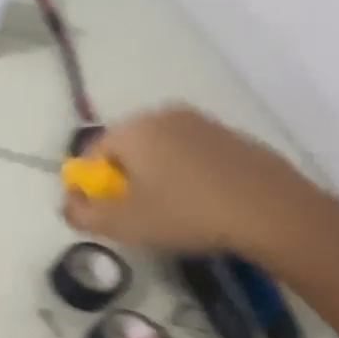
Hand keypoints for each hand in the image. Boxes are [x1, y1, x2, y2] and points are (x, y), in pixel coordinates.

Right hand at [62, 106, 326, 255]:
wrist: (269, 210)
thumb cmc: (183, 212)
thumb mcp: (119, 223)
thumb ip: (80, 213)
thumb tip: (69, 202)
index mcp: (134, 128)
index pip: (90, 155)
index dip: (86, 187)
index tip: (99, 214)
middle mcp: (165, 114)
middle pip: (124, 150)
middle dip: (120, 181)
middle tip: (131, 216)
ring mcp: (202, 122)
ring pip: (158, 152)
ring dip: (151, 179)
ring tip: (165, 212)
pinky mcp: (231, 136)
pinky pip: (188, 155)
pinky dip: (182, 176)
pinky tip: (196, 203)